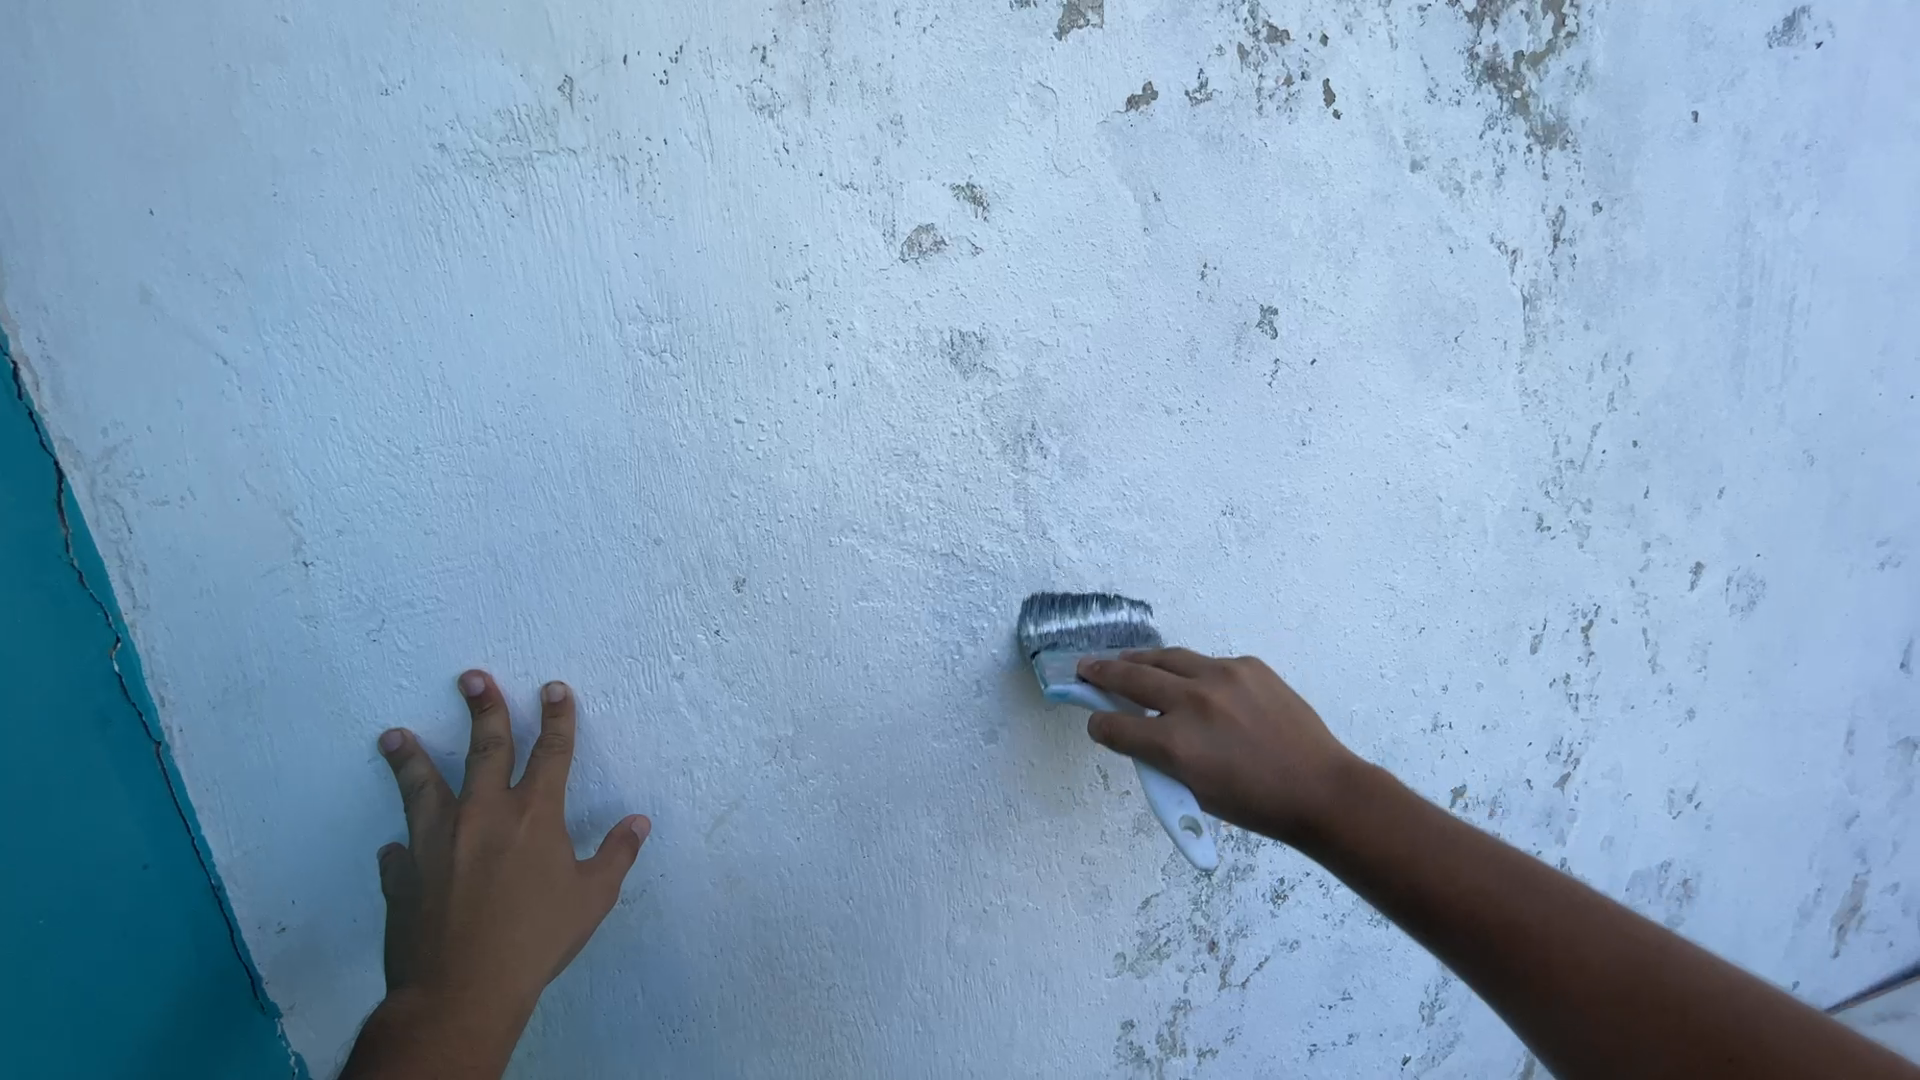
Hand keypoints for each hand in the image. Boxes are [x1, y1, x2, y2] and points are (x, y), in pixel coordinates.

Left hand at [371, 671, 648, 1031]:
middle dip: (484, 710)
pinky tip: (395, 841)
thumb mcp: (593, 897)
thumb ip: (618, 853)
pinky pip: (401, 852)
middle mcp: (484, 815)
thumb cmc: (536, 938)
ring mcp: (437, 842)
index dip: (558, 716)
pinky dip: (402, 844)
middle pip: (485, 749)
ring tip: (393, 735)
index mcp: (534, 815)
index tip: (554, 687)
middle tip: (471, 677)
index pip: (552, 751)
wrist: (460, 993)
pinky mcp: (404, 876)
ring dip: (410, 759)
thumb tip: (639, 822)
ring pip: (423, 788)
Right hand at [1076, 649, 1358, 843]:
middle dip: (1101, 673)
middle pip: (1130, 678)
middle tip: (1084, 667)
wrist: (1321, 789)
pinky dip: (1190, 671)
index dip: (1099, 726)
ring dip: (1139, 660)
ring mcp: (1222, 677)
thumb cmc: (1254, 804)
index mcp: (1176, 745)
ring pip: (1165, 658)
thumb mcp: (1193, 790)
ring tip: (1123, 660)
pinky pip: (1206, 663)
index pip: (1115, 727)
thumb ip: (1158, 756)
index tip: (1095, 723)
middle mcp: (1193, 703)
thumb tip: (1133, 728)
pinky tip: (1188, 681)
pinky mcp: (1246, 665)